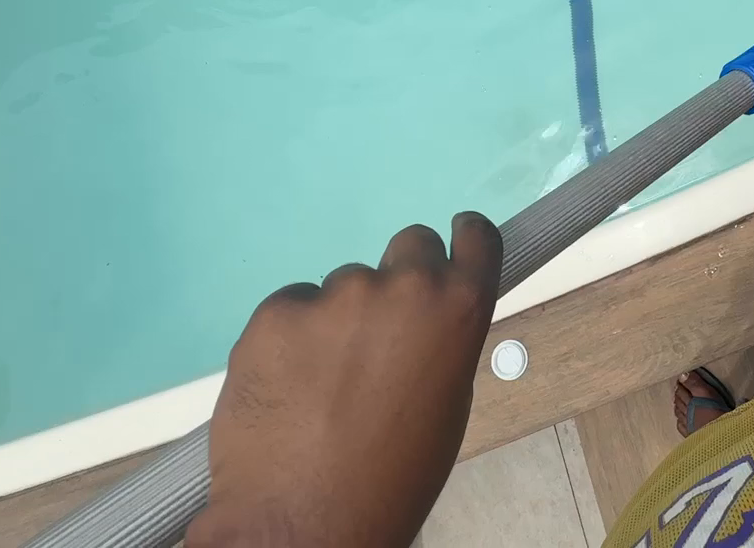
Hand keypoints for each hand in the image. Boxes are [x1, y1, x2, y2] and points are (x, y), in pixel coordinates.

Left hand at [187, 213, 502, 547]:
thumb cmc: (396, 472)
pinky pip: (293, 305)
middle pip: (410, 244)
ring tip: (320, 378)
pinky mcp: (277, 312)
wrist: (305, 528)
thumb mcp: (450, 397)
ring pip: (345, 283)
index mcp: (459, 305)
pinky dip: (291, 335)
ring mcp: (338, 294)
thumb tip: (425, 316)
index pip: (476, 235)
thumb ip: (443, 336)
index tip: (452, 242)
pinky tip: (285, 382)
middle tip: (378, 330)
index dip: (464, 236)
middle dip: (400, 277)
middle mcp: (407, 284)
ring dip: (339, 315)